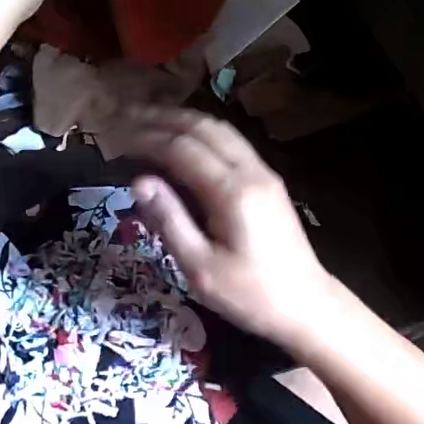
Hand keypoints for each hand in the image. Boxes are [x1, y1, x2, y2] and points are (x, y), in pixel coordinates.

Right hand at [116, 107, 347, 350]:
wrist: (307, 305)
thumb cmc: (250, 295)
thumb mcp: (201, 268)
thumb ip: (169, 221)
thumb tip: (139, 182)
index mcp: (232, 192)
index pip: (181, 149)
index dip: (146, 139)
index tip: (116, 140)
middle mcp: (251, 172)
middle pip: (203, 128)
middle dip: (162, 119)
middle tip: (126, 118)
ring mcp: (264, 173)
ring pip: (221, 129)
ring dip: (184, 121)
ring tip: (149, 120)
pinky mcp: (269, 181)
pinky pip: (232, 142)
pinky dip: (203, 132)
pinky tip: (186, 140)